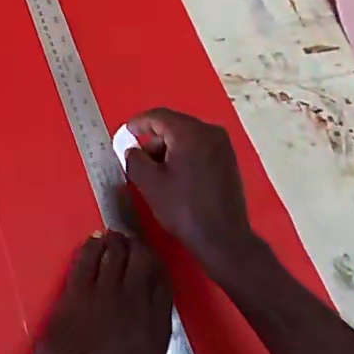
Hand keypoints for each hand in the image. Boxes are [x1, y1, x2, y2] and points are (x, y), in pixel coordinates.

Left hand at [23, 232, 200, 353]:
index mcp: (156, 328)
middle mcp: (133, 305)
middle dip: (139, 250)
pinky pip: (85, 262)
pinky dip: (89, 249)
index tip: (155, 264)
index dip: (160, 271)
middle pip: (142, 263)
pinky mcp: (74, 295)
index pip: (164, 287)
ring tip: (114, 236)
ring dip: (115, 244)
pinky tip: (91, 241)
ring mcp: (103, 296)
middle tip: (134, 243)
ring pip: (114, 256)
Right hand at [120, 109, 262, 271]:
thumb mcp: (149, 183)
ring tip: (154, 173)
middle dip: (153, 140)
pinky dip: (183, 156)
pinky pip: (200, 149)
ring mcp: (223, 146)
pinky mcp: (229, 161)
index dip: (138, 123)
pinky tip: (174, 177)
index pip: (159, 116)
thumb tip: (132, 149)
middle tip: (138, 160)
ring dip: (168, 150)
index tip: (124, 133)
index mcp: (190, 132)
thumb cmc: (182, 208)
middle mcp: (210, 132)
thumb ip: (134, 159)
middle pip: (174, 126)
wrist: (222, 237)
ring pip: (187, 138)